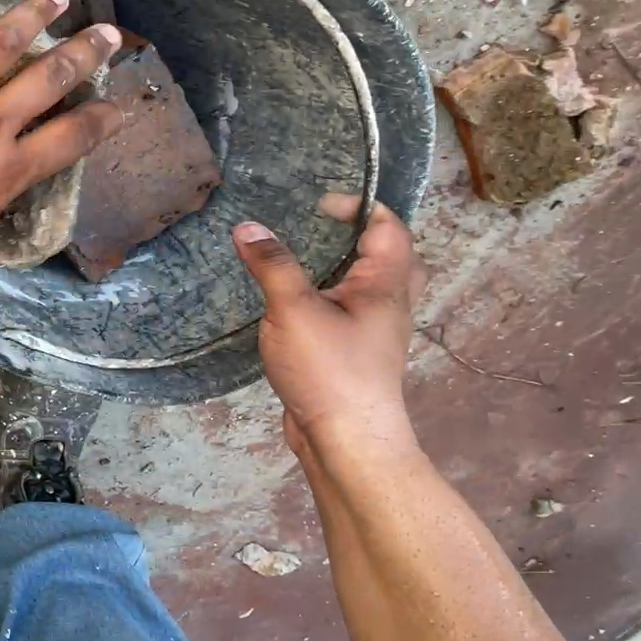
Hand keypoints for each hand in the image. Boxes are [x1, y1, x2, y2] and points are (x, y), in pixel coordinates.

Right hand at [232, 194, 428, 456]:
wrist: (347, 438)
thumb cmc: (329, 368)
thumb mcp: (293, 310)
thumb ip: (272, 265)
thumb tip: (248, 227)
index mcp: (385, 287)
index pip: (390, 231)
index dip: (362, 207)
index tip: (319, 203)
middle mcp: (388, 305)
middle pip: (393, 258)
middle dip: (364, 235)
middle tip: (324, 225)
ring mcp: (372, 331)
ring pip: (369, 286)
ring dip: (346, 264)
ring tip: (306, 256)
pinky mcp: (352, 351)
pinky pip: (348, 308)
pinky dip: (329, 292)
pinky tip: (295, 300)